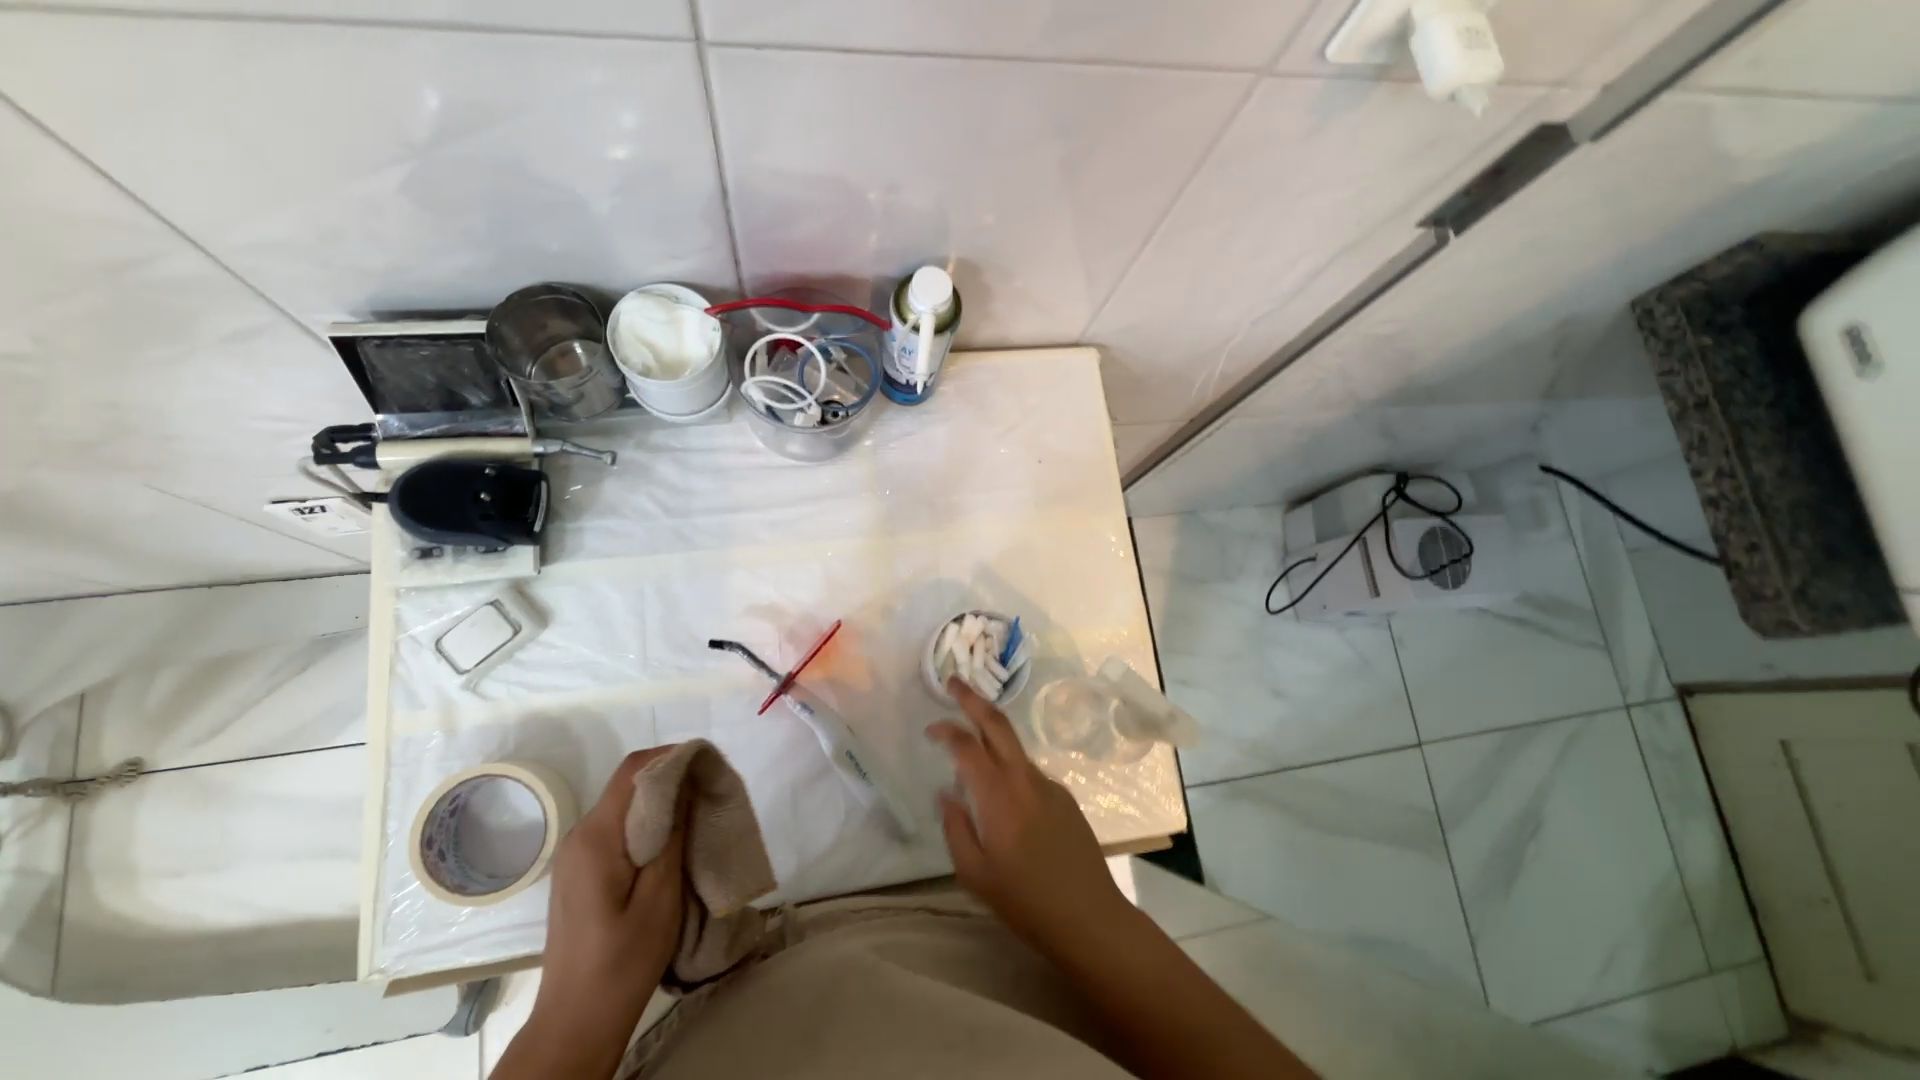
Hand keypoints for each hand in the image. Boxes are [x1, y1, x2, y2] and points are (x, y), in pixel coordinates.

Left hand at [534, 747, 687, 1028]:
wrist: (577, 1019)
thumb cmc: (623, 961)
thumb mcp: (661, 898)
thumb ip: (672, 837)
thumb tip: (686, 786)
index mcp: (596, 837)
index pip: (633, 771)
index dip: (672, 757)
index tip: (710, 767)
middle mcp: (579, 836)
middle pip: (628, 787)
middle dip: (672, 781)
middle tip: (713, 797)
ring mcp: (576, 856)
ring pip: (624, 810)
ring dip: (662, 808)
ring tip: (700, 823)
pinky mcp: (581, 874)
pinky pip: (617, 833)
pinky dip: (648, 830)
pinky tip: (673, 850)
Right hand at [927, 677, 1129, 952]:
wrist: (1089, 917)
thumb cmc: (1024, 901)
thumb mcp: (974, 873)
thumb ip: (955, 828)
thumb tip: (946, 795)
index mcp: (998, 796)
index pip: (967, 746)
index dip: (946, 731)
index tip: (930, 730)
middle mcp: (1026, 780)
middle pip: (998, 725)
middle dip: (974, 699)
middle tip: (954, 683)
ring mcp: (1050, 787)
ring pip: (1016, 750)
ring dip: (992, 738)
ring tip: (970, 754)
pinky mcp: (1066, 800)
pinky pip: (1030, 775)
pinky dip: (1010, 771)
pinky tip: (1003, 801)